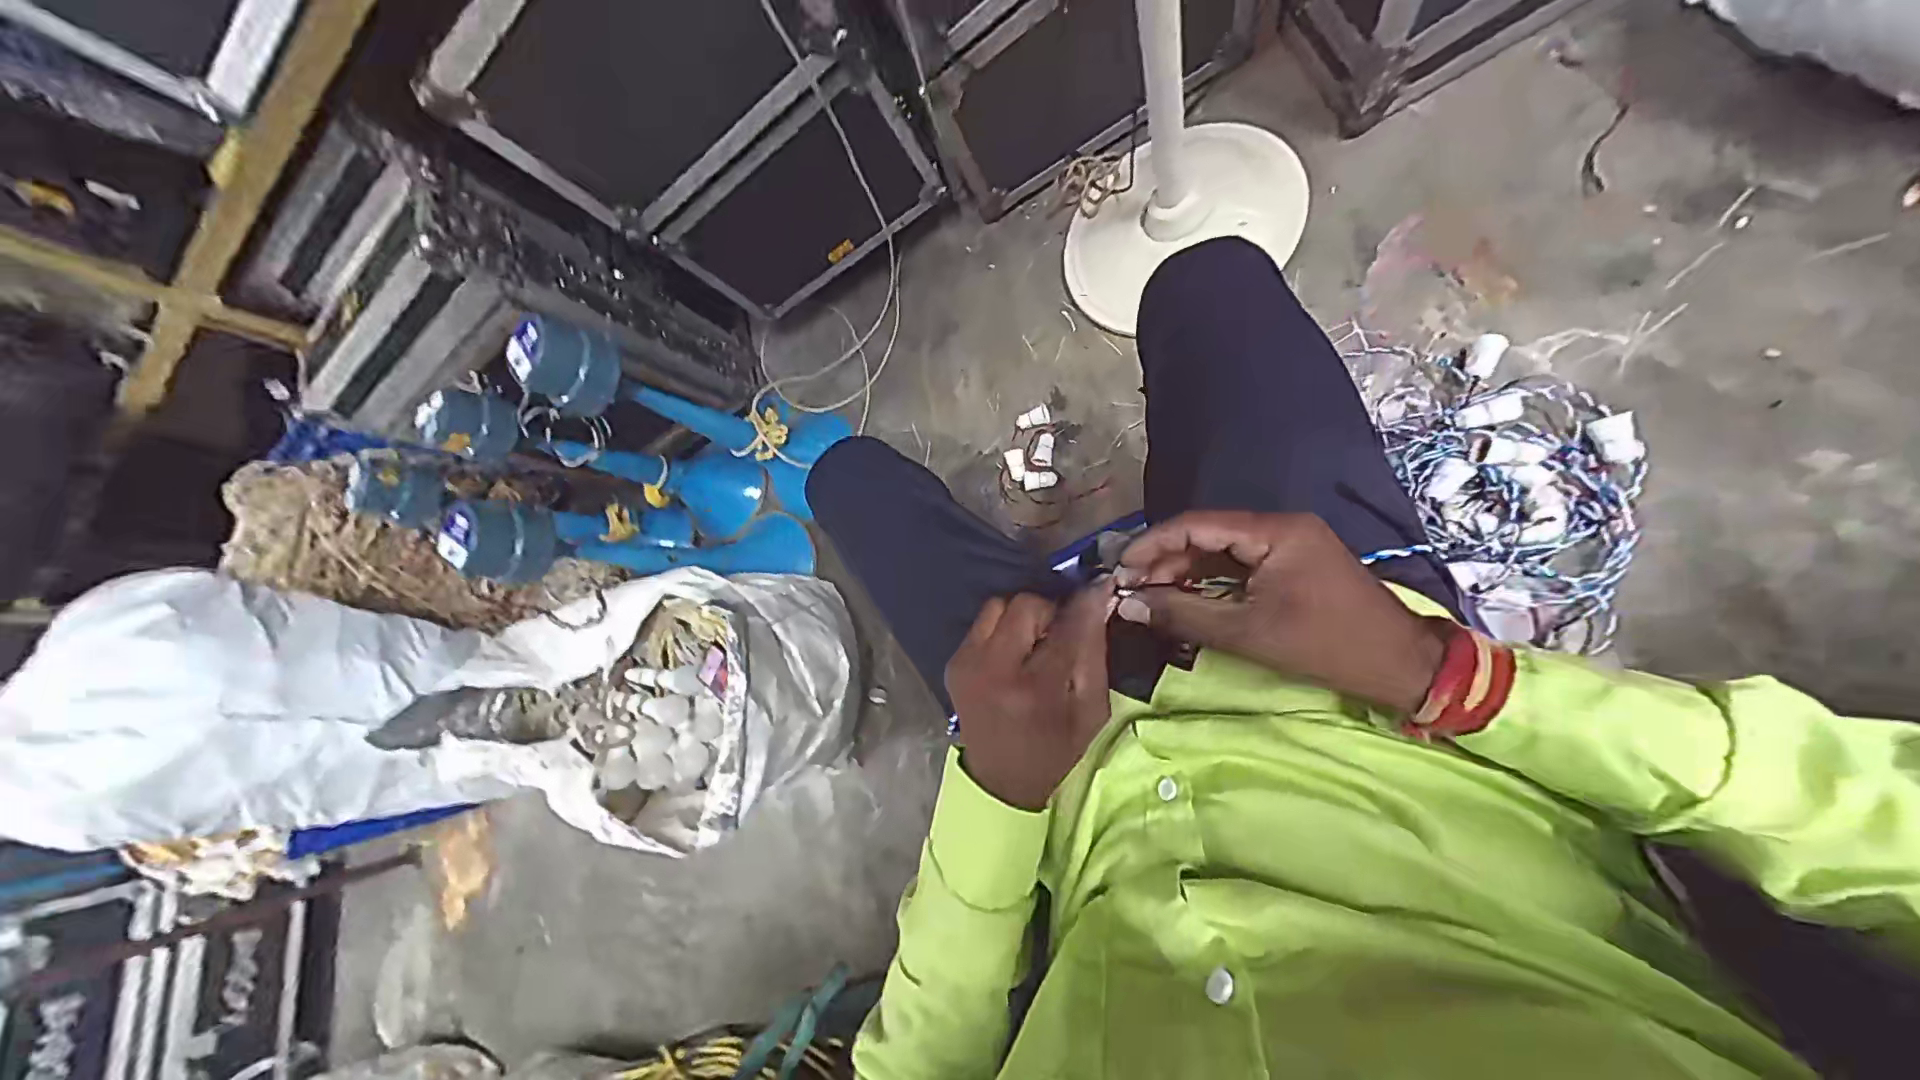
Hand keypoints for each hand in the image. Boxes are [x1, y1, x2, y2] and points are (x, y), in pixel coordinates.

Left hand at [945, 579, 1115, 810]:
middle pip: (1025, 604)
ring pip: (998, 605)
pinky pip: (982, 623)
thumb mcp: (1091, 710)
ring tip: (1033, 643)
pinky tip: (1013, 654)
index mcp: (1036, 688)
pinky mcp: (953, 663)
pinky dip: (1002, 629)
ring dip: (1022, 617)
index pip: (1066, 625)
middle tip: (1059, 634)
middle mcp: (994, 669)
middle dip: (1049, 611)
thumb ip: (1094, 652)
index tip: (1099, 586)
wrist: (1001, 782)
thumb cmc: (1056, 750)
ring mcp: (966, 664)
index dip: (1086, 601)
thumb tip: (1097, 600)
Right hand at [1114, 511, 1447, 712]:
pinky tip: (1182, 597)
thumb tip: (1128, 605)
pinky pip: (1236, 565)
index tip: (1120, 569)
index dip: (1152, 544)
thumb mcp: (1247, 633)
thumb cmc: (1326, 646)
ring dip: (1182, 571)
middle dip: (1164, 561)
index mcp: (1275, 531)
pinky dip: (1206, 581)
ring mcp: (1287, 544)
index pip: (1196, 524)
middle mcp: (1279, 527)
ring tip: (1148, 596)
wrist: (1401, 666)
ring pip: (1218, 550)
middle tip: (1130, 589)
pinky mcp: (1289, 564)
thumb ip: (1183, 614)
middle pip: (1205, 534)